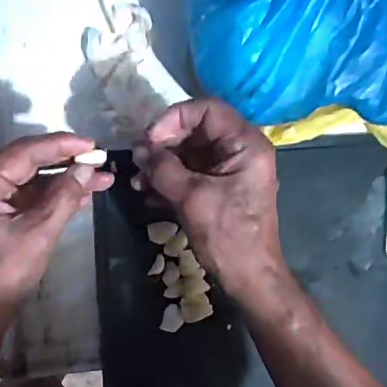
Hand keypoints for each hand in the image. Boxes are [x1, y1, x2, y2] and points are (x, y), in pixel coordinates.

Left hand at [0, 132, 113, 311]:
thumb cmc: (7, 273)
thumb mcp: (39, 233)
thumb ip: (64, 196)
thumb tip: (87, 168)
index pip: (26, 152)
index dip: (62, 146)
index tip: (93, 145)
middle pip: (29, 161)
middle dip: (66, 161)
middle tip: (100, 158)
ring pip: (32, 179)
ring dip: (65, 179)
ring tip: (101, 177)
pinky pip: (29, 195)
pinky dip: (54, 195)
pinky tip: (83, 193)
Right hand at [133, 99, 289, 305]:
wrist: (249, 277)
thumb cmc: (228, 236)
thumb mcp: (192, 198)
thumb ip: (164, 168)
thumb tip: (141, 150)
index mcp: (245, 144)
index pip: (206, 109)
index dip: (172, 118)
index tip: (148, 140)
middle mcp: (239, 151)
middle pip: (195, 131)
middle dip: (163, 144)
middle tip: (138, 161)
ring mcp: (228, 172)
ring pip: (189, 154)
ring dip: (160, 165)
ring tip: (137, 182)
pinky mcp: (218, 192)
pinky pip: (190, 175)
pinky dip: (168, 181)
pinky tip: (146, 194)